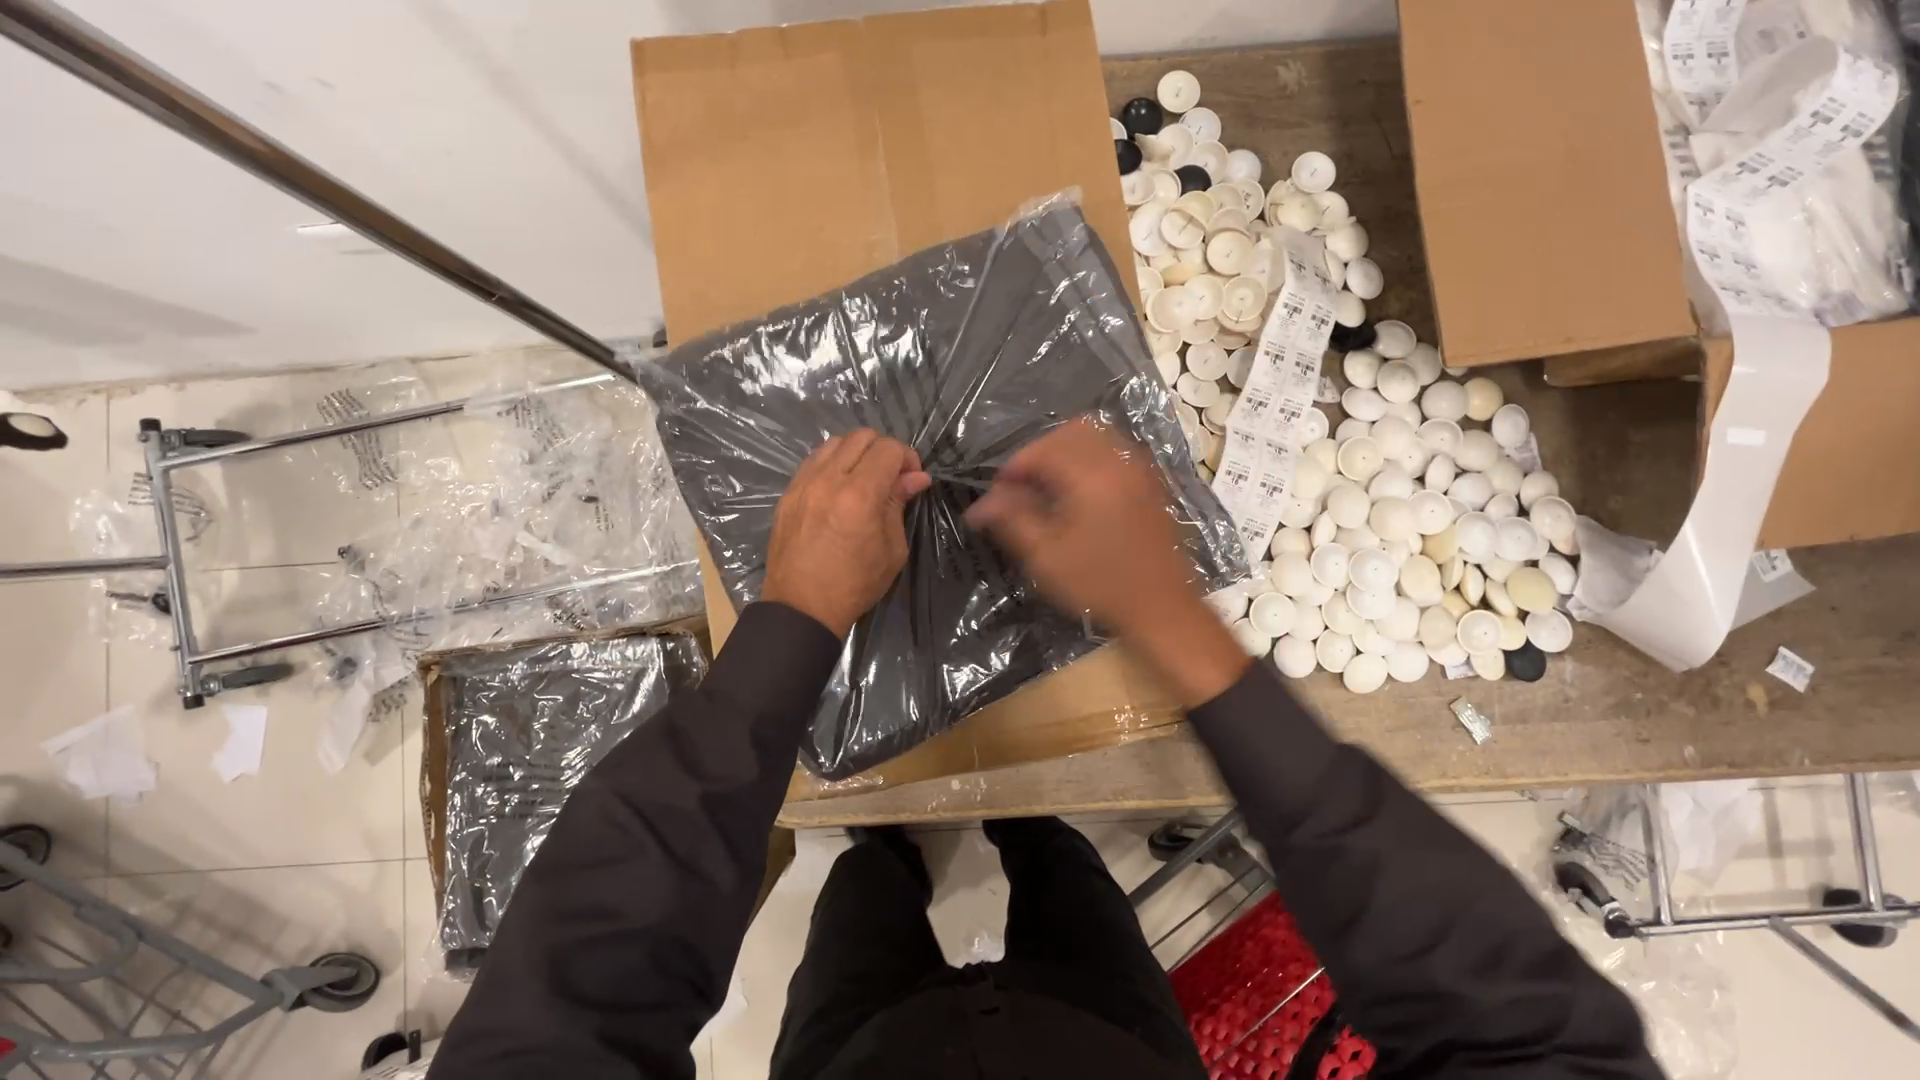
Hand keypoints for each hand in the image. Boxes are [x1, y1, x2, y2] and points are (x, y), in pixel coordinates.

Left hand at [762, 430, 931, 638]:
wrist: (801, 607)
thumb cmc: (855, 585)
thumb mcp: (892, 549)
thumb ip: (899, 505)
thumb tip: (916, 478)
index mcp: (859, 495)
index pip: (889, 449)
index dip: (907, 458)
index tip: (912, 479)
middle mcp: (828, 479)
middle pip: (861, 436)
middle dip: (883, 450)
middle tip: (891, 477)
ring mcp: (803, 484)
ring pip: (834, 442)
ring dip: (856, 453)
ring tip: (863, 480)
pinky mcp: (788, 494)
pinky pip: (813, 461)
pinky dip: (832, 463)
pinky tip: (839, 488)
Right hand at [964, 419, 1247, 705]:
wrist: (1161, 607)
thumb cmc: (1099, 584)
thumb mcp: (1045, 557)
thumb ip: (1011, 520)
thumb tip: (980, 504)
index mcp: (1090, 475)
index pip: (1041, 450)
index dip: (1013, 468)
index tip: (998, 495)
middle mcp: (1118, 461)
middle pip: (1070, 432)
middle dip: (1040, 453)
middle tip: (1023, 487)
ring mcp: (1140, 469)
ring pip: (1096, 437)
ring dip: (1066, 453)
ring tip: (1049, 488)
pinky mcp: (1152, 483)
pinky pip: (1116, 452)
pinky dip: (1091, 460)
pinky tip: (1081, 494)